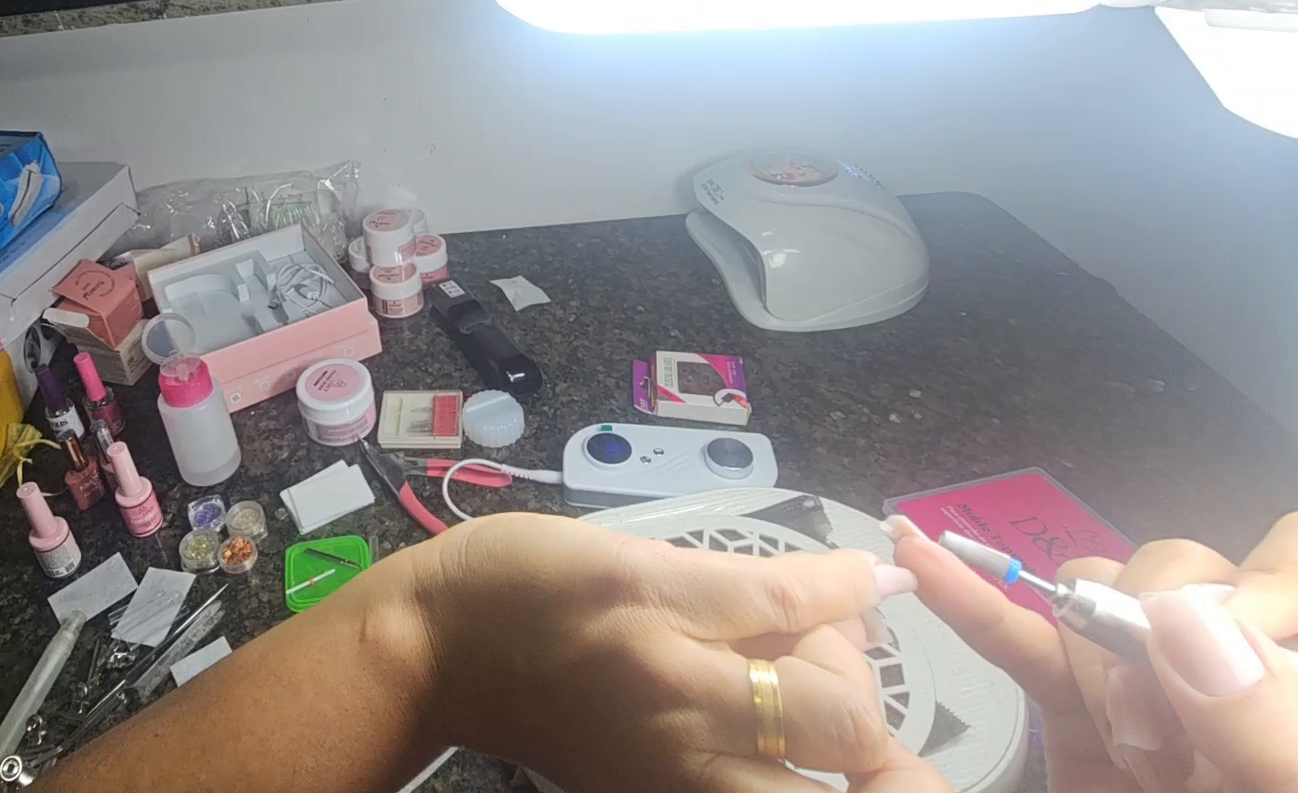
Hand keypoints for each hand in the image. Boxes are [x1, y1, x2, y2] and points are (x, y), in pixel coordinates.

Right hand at [400, 513, 934, 791]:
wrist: (438, 649)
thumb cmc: (511, 572)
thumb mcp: (608, 547)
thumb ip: (709, 573)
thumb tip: (804, 590)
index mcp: (653, 600)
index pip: (790, 597)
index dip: (847, 582)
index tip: (878, 574)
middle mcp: (674, 690)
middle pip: (837, 711)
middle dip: (852, 670)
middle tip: (813, 642)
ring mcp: (668, 763)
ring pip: (817, 791)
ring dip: (854, 756)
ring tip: (819, 714)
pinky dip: (790, 779)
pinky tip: (775, 747)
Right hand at [889, 513, 1297, 792]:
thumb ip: (1267, 739)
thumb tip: (1185, 616)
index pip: (1290, 574)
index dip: (1259, 584)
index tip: (1228, 639)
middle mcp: (1239, 683)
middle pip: (1184, 573)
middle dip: (1153, 627)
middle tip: (1162, 721)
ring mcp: (1153, 694)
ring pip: (1093, 597)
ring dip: (1083, 645)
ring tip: (1112, 734)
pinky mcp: (1077, 709)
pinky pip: (1017, 637)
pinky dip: (969, 600)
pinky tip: (921, 557)